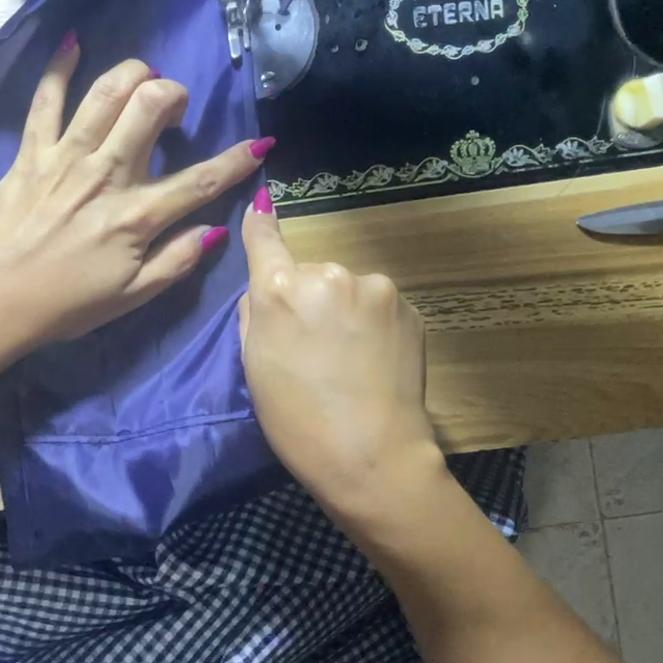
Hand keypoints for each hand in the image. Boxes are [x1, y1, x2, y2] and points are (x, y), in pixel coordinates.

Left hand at [0, 34, 268, 353]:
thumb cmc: (65, 307)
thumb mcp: (131, 298)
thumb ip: (176, 261)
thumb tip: (216, 229)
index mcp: (137, 216)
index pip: (200, 180)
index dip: (237, 161)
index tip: (260, 145)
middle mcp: (106, 174)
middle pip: (151, 106)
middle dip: (174, 94)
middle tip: (172, 112)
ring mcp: (65, 158)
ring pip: (107, 91)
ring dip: (133, 73)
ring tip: (141, 82)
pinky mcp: (30, 154)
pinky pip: (45, 99)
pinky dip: (59, 67)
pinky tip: (73, 44)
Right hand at [238, 192, 441, 510]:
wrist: (372, 456)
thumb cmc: (296, 421)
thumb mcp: (253, 369)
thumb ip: (253, 317)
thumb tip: (263, 290)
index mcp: (281, 290)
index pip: (265, 240)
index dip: (260, 225)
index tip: (261, 207)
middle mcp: (330, 275)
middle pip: (310, 274)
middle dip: (307, 298)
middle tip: (310, 348)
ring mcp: (375, 289)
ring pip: (347, 290)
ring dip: (342, 311)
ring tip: (346, 361)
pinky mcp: (409, 308)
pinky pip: (377, 307)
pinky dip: (371, 325)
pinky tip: (372, 362)